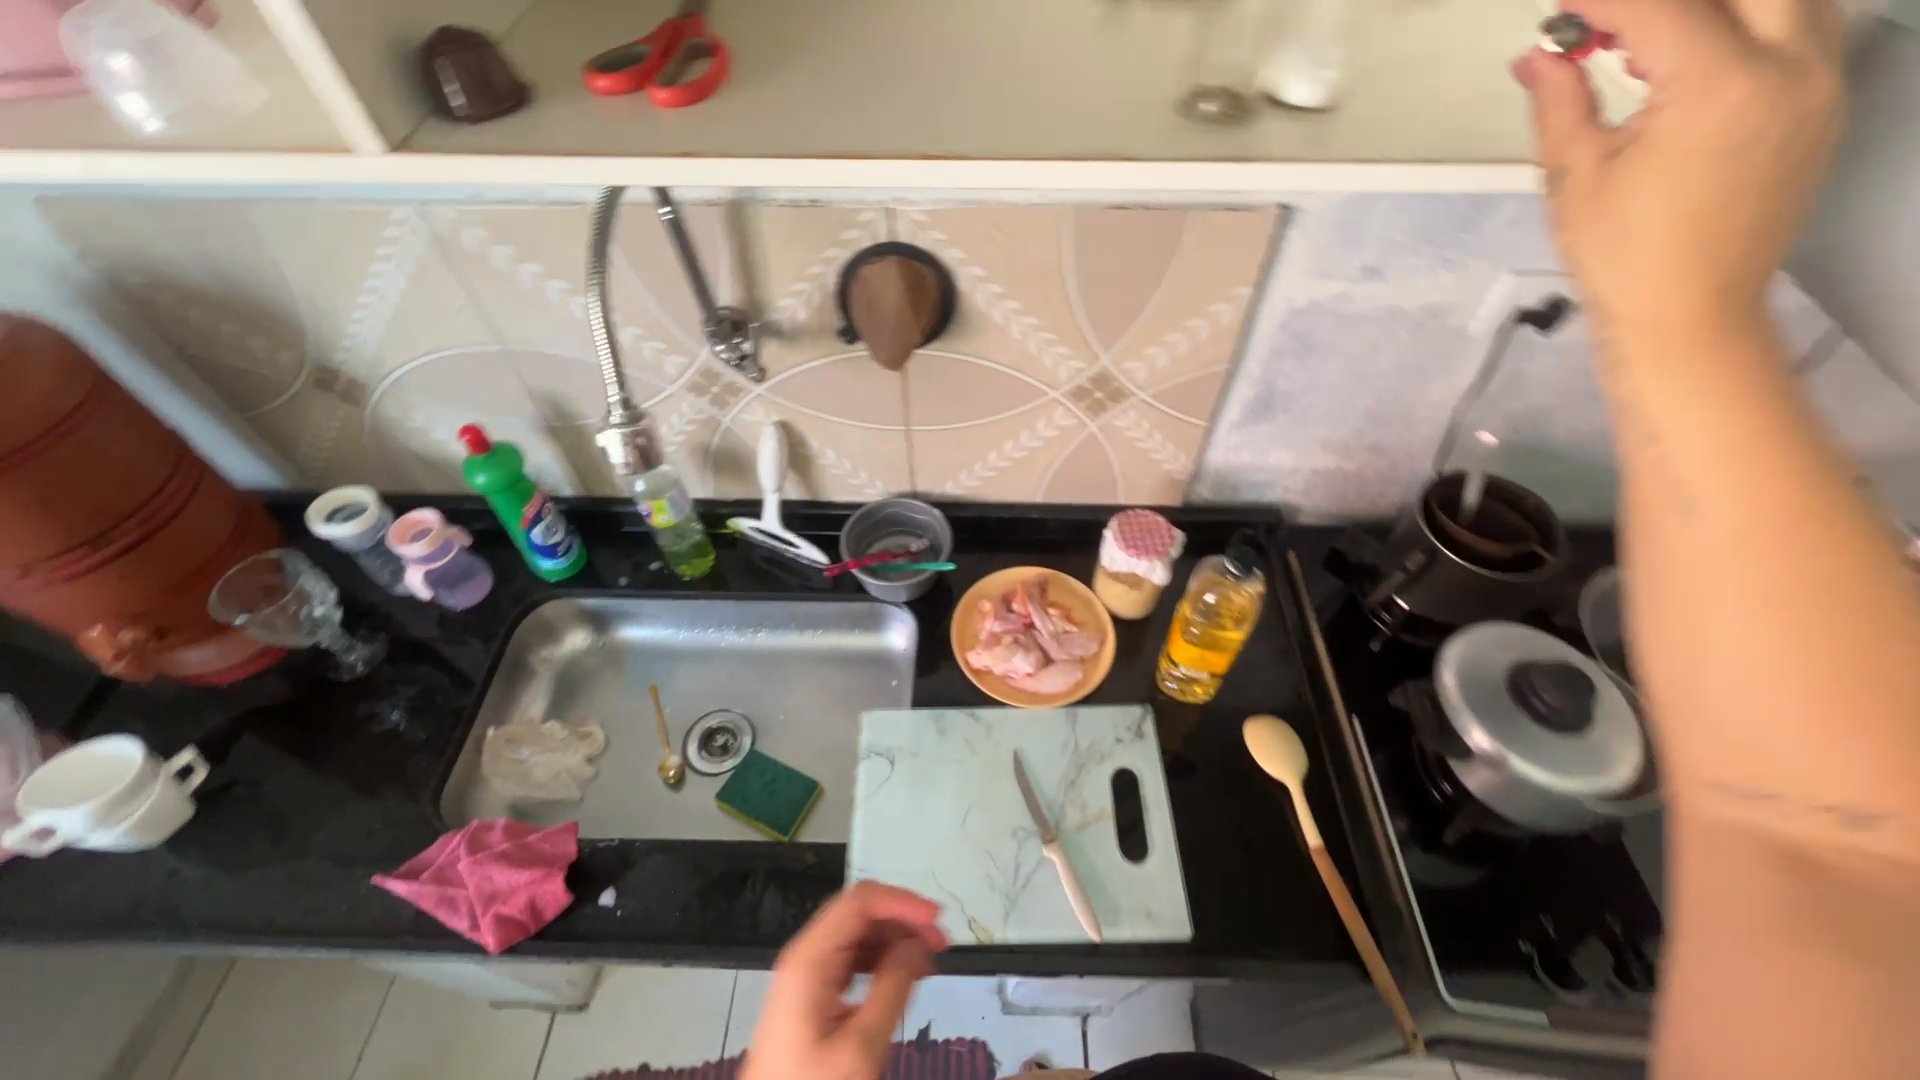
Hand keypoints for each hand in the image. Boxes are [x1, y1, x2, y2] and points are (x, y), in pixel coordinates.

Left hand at [742, 881, 948, 1079]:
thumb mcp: (860, 1047)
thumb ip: (892, 989)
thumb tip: (918, 944)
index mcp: (809, 960)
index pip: (859, 903)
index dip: (901, 902)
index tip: (937, 919)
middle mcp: (806, 955)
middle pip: (859, 913)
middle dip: (902, 919)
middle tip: (940, 943)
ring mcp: (808, 972)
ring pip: (858, 933)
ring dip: (896, 938)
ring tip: (928, 962)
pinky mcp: (814, 991)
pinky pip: (853, 958)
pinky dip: (882, 958)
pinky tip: (905, 975)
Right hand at [1514, 0, 1846, 337]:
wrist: (1689, 315)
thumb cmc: (1621, 255)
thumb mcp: (1575, 176)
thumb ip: (1559, 103)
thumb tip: (1536, 56)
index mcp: (1721, 88)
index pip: (1660, 9)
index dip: (1601, 2)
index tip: (1561, 9)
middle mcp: (1791, 68)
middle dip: (1664, 0)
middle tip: (1607, 23)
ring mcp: (1821, 84)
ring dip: (1716, 8)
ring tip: (1647, 40)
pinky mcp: (1825, 105)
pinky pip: (1804, 30)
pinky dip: (1749, 25)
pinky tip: (1691, 60)